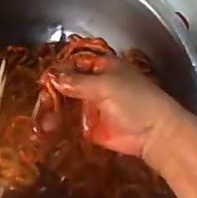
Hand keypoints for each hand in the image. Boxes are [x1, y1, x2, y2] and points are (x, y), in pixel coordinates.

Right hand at [50, 59, 189, 159]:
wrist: (155, 134)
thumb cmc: (137, 102)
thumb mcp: (107, 86)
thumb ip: (78, 82)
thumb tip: (52, 78)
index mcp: (101, 66)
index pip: (73, 62)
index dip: (58, 68)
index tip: (44, 78)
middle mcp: (93, 83)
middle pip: (64, 83)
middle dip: (51, 91)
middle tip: (41, 100)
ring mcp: (90, 104)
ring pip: (63, 102)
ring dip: (51, 108)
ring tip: (43, 118)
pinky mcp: (88, 125)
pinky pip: (67, 122)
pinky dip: (56, 124)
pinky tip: (45, 128)